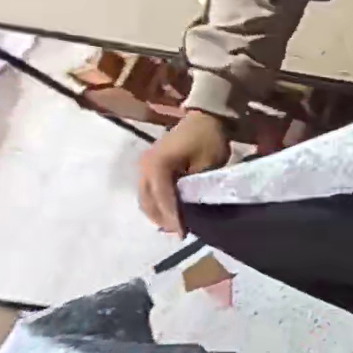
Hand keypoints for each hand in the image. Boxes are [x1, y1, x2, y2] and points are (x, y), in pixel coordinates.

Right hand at [137, 110, 231, 232]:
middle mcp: (144, 167)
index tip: (183, 234)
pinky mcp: (149, 166)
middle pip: (148, 201)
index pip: (162, 198)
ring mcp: (144, 166)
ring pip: (145, 198)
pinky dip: (157, 203)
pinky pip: (149, 191)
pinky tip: (170, 213)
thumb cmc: (208, 140)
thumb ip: (195, 187)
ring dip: (158, 213)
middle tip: (180, 233)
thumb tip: (190, 208)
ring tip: (176, 226)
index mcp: (157, 166)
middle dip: (163, 219)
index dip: (172, 218)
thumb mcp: (207, 165)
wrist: (203, 118)